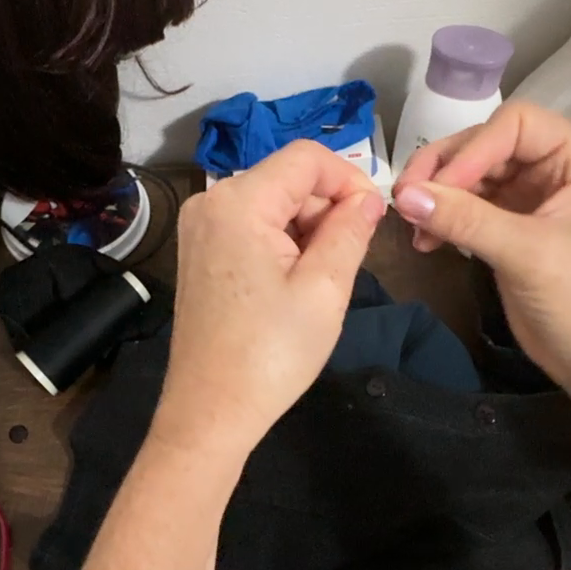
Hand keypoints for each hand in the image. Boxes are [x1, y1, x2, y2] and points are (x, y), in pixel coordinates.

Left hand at [154, 141, 385, 460]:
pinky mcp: (198, 253)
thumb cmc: (270, 354)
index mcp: (238, 202)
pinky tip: (292, 284)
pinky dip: (280, 244)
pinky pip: (250, 227)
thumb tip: (368, 198)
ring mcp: (199, 228)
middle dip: (325, 210)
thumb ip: (350, 231)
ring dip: (305, 230)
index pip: (306, 158)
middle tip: (347, 261)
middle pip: (286, 180)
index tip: (373, 218)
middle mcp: (210, 203)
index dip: (348, 179)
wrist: (210, 411)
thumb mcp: (324, 289)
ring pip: (271, 205)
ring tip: (318, 282)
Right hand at [391, 101, 570, 411]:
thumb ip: (466, 220)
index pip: (514, 126)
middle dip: (445, 172)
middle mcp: (556, 173)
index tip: (433, 188)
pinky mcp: (513, 236)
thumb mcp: (528, 255)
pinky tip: (426, 242)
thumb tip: (402, 195)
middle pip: (487, 148)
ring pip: (473, 181)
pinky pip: (470, 213)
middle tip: (405, 201)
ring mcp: (533, 205)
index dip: (470, 150)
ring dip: (439, 198)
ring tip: (414, 229)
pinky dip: (444, 222)